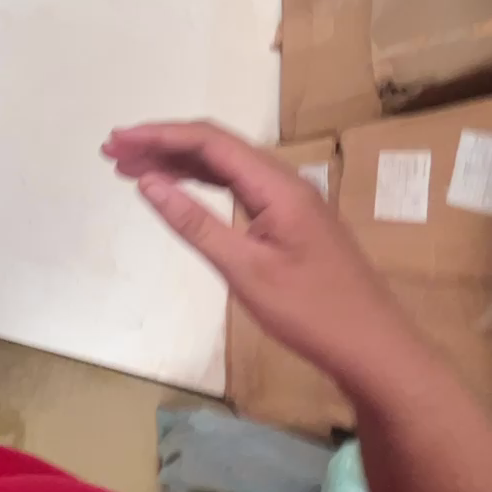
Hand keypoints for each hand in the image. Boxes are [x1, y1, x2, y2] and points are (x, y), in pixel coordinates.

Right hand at [101, 121, 418, 388]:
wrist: (378, 355)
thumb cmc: (313, 314)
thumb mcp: (244, 270)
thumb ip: (193, 221)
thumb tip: (146, 181)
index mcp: (278, 187)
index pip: (209, 142)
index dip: (158, 135)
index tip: (117, 141)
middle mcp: (283, 183)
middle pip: (213, 146)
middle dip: (160, 143)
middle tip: (112, 152)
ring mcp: (286, 201)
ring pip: (221, 165)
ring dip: (173, 161)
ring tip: (128, 167)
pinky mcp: (284, 220)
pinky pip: (231, 185)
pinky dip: (194, 182)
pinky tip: (171, 189)